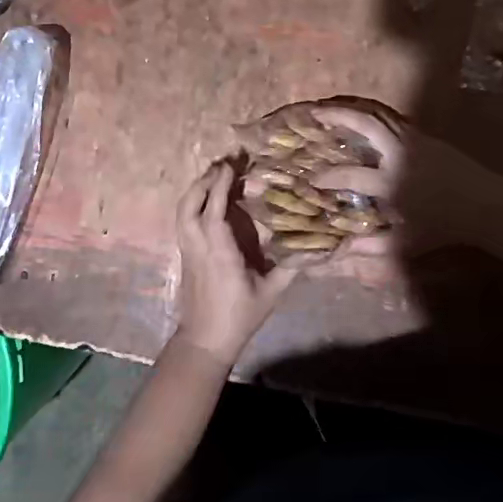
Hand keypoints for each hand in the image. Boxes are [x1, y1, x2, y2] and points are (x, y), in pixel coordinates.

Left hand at [173, 162, 306, 363]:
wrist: (204, 337)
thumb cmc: (239, 315)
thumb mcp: (271, 292)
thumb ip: (292, 267)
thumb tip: (320, 245)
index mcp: (218, 252)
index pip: (214, 212)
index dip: (220, 186)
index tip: (230, 166)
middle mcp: (197, 245)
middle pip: (190, 204)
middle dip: (204, 181)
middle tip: (224, 164)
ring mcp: (186, 248)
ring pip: (182, 211)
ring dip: (196, 190)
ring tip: (215, 176)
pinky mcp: (183, 253)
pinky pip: (183, 220)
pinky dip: (192, 203)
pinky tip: (208, 200)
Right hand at [303, 106, 502, 254]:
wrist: (492, 208)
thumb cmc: (446, 227)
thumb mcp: (407, 243)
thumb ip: (373, 245)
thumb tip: (342, 248)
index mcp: (391, 183)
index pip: (349, 175)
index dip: (326, 176)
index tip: (311, 178)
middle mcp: (400, 156)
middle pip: (367, 124)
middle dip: (338, 115)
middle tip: (315, 111)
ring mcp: (416, 143)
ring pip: (381, 115)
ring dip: (355, 108)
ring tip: (333, 107)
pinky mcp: (427, 138)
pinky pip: (394, 119)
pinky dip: (373, 114)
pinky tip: (363, 118)